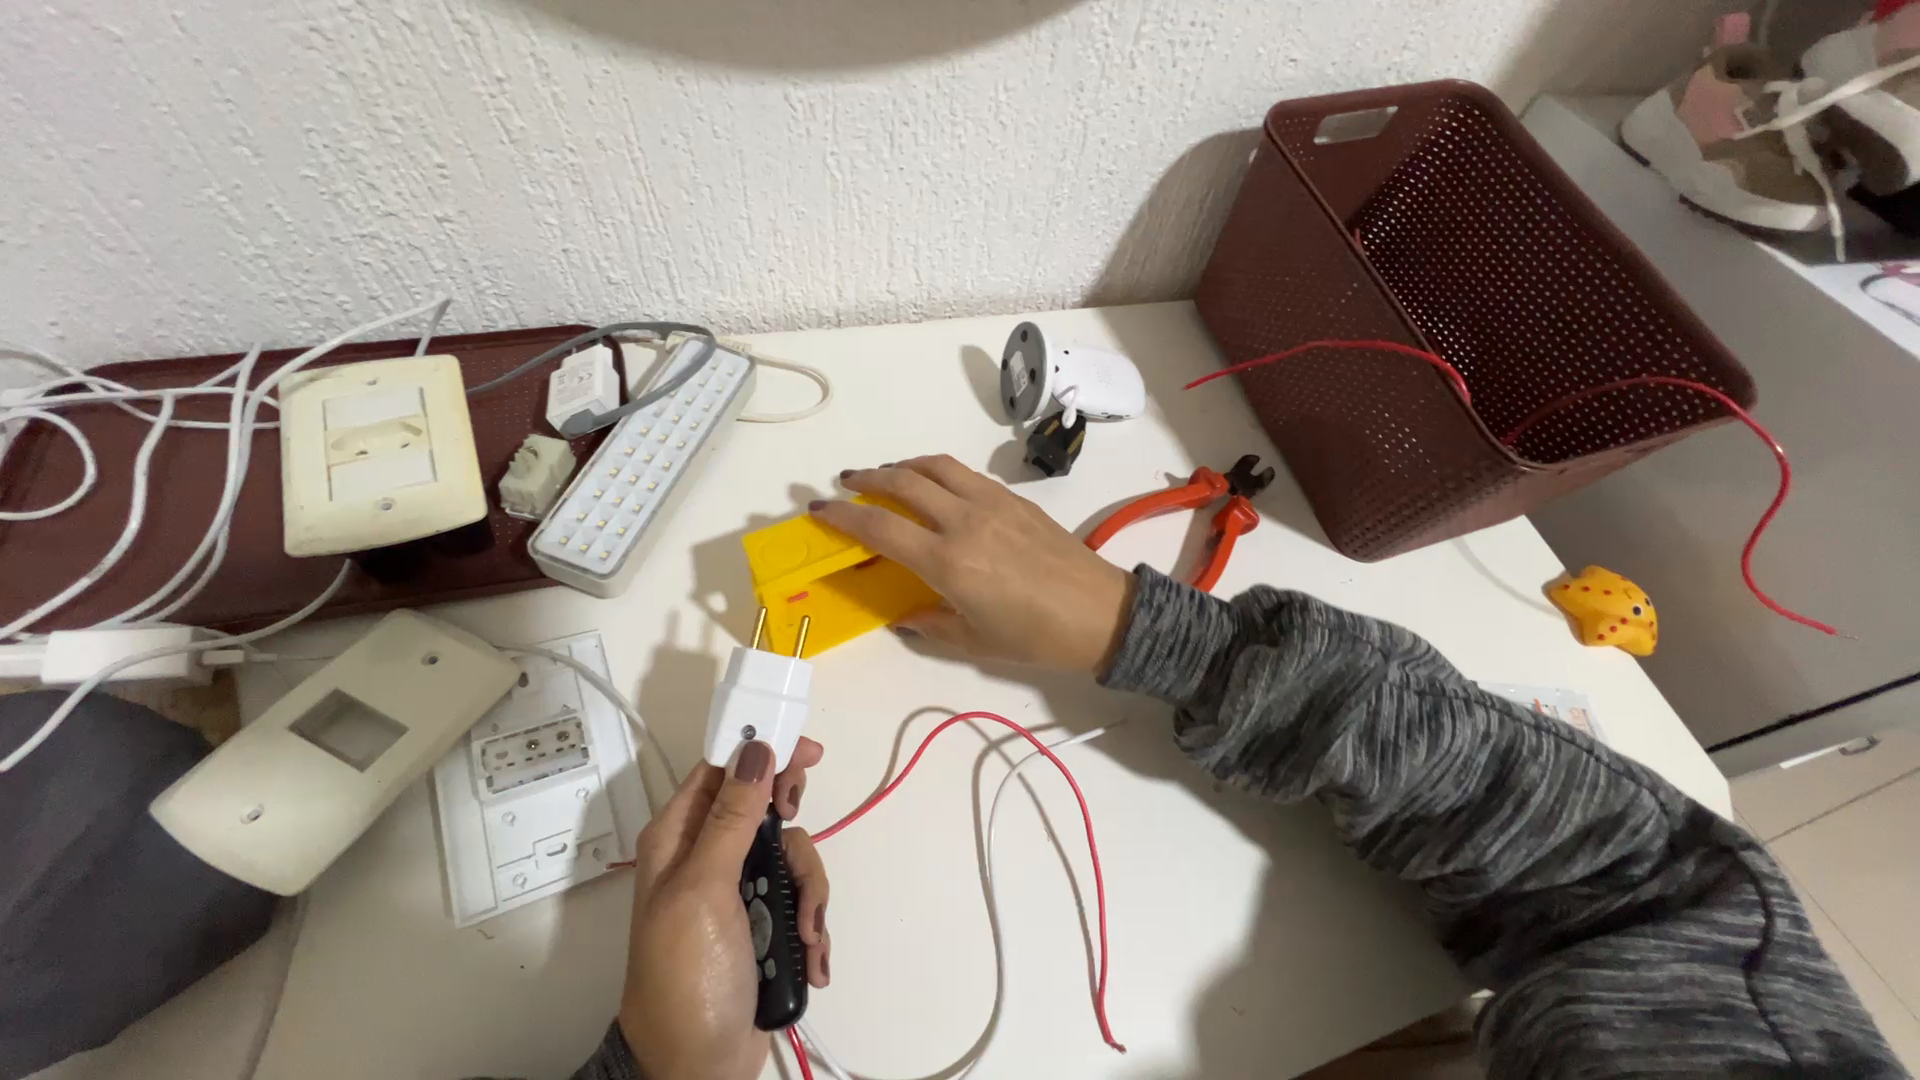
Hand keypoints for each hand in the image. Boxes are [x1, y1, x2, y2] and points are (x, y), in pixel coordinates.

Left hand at [617, 739, 829, 1079]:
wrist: (698, 1068)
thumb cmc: (687, 975)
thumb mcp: (705, 890)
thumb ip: (731, 818)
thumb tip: (755, 750)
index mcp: (681, 836)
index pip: (722, 768)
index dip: (762, 751)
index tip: (804, 752)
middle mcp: (710, 853)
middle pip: (764, 804)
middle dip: (791, 825)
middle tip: (796, 843)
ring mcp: (741, 887)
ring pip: (792, 852)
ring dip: (808, 892)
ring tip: (803, 934)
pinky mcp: (767, 918)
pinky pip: (802, 894)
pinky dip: (812, 922)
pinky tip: (808, 956)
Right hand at [811, 455, 1134, 675]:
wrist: (1100, 612)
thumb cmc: (1036, 637)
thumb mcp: (975, 643)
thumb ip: (931, 625)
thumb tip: (904, 616)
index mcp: (948, 562)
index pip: (881, 529)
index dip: (843, 517)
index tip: (819, 510)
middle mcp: (964, 521)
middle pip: (902, 483)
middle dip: (867, 479)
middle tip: (846, 483)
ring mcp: (991, 503)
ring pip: (935, 466)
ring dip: (902, 465)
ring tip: (886, 475)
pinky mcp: (1013, 498)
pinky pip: (965, 474)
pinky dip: (937, 471)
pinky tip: (935, 485)